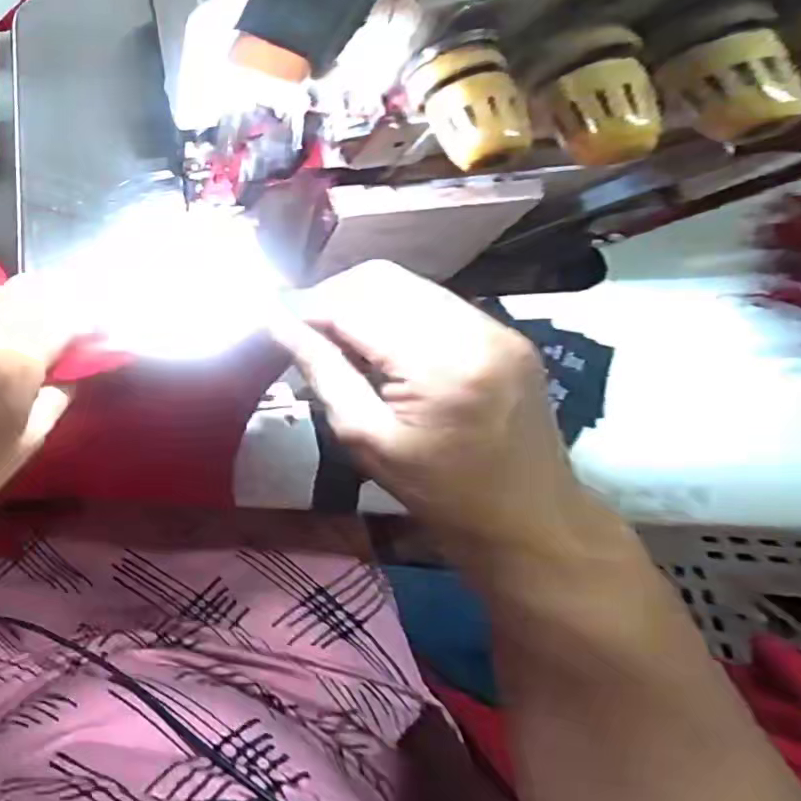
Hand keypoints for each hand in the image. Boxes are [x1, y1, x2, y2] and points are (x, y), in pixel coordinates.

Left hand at [0, 277, 78, 558]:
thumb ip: (60, 390)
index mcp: (9, 362)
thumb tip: (79, 361)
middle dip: (54, 303)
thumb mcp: (30, 439)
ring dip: (17, 304)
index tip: (94, 334)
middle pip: (28, 290)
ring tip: (24, 329)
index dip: (86, 322)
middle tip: (62, 326)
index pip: (63, 315)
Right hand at [270, 260, 589, 559]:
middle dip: (328, 296)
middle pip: (380, 280)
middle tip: (300, 329)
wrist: (531, 520)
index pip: (352, 308)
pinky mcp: (502, 333)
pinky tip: (372, 342)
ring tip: (332, 336)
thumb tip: (276, 323)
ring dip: (356, 300)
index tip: (269, 321)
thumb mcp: (363, 436)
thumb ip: (320, 370)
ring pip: (403, 283)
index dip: (302, 309)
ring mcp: (496, 328)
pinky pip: (428, 299)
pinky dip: (388, 309)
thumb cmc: (438, 490)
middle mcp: (475, 332)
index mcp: (442, 365)